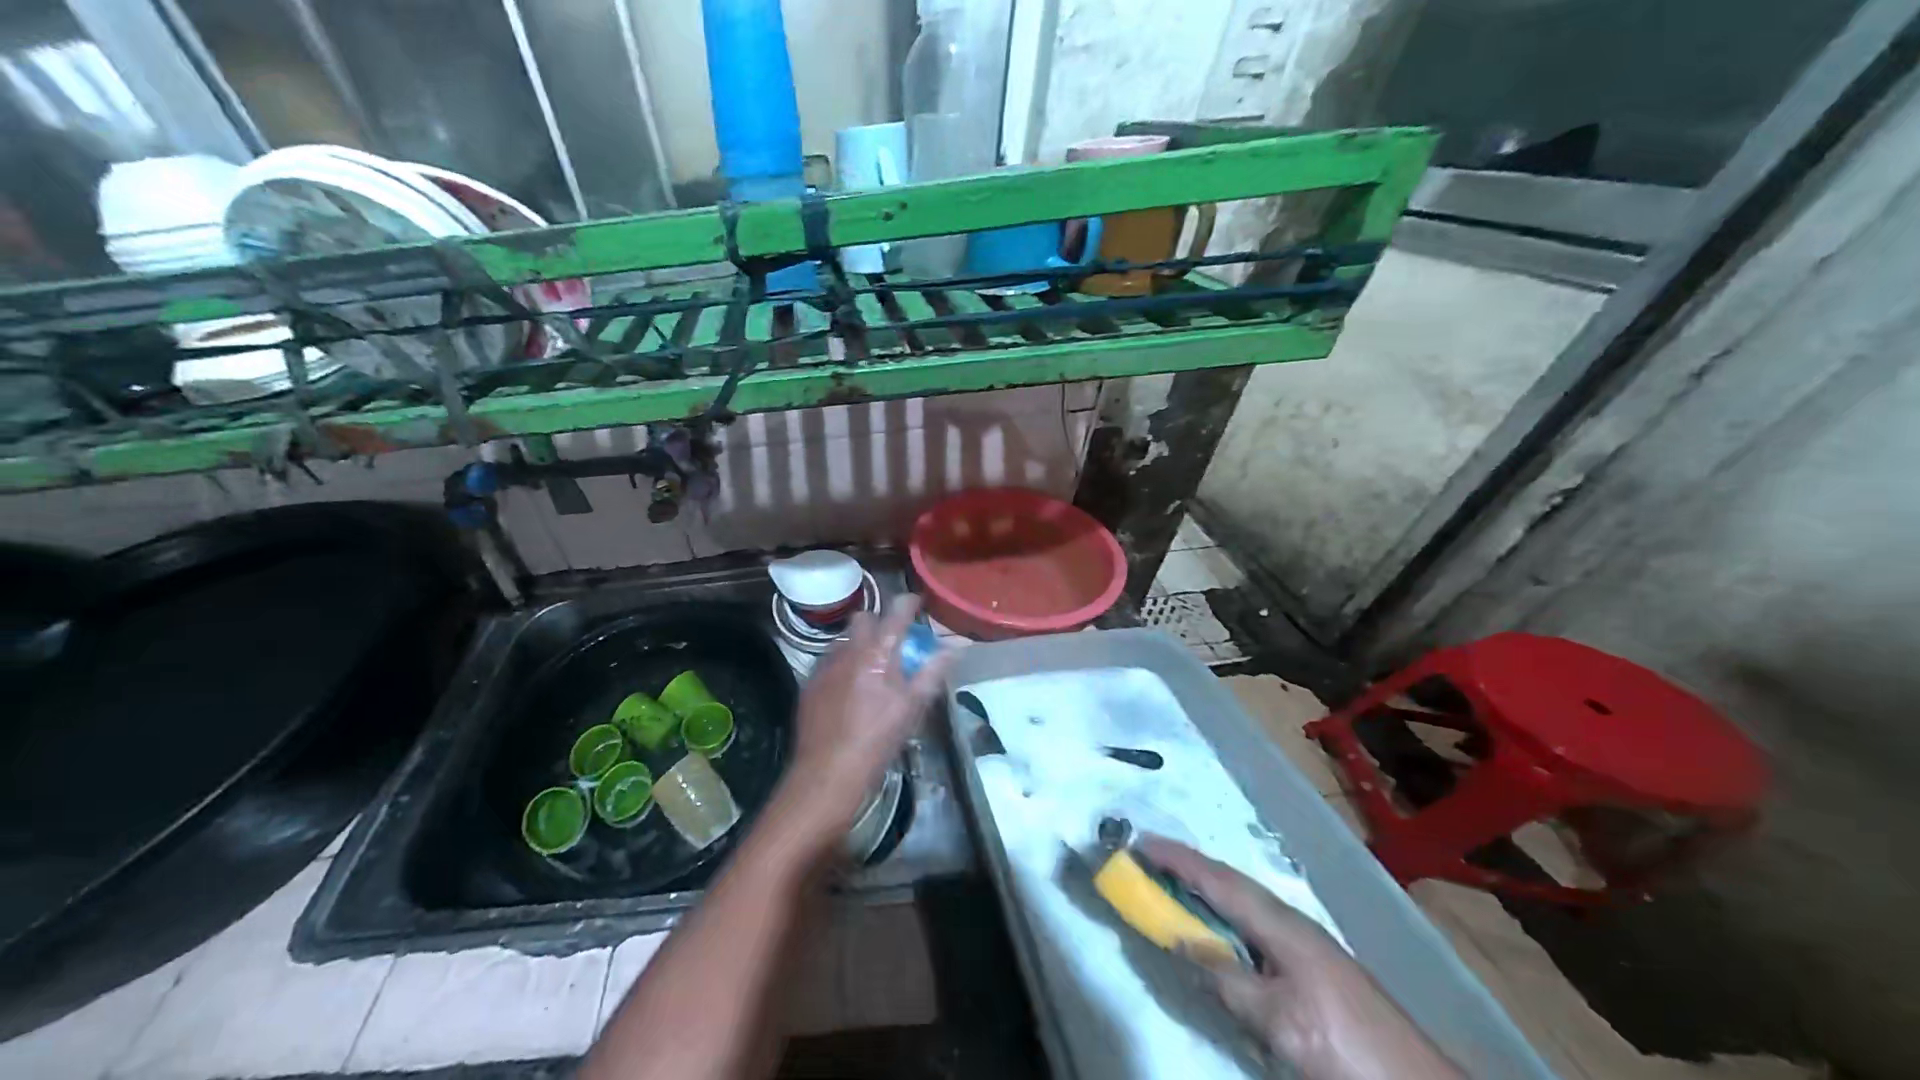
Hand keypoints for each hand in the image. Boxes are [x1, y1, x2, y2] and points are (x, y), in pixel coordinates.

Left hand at [778, 595, 953, 848]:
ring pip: (844, 641)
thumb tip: (956, 646)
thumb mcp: (913, 707)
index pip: (895, 613)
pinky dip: (844, 666)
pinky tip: (850, 691)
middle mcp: (847, 651)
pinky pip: (829, 662)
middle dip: (879, 623)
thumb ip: (932, 671)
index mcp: (876, 653)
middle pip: (863, 619)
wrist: (827, 773)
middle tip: (894, 642)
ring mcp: (824, 667)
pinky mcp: (809, 685)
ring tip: (872, 669)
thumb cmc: (878, 740)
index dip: (908, 603)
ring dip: (860, 645)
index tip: (917, 602)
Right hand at [1138, 836, 1464, 1079]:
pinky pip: (1254, 927)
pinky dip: (1224, 918)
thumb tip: (1181, 941)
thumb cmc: (1346, 1048)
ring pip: (1244, 905)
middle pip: (1231, 884)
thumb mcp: (1281, 1021)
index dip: (1179, 860)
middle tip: (1148, 858)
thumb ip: (1229, 980)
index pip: (1220, 881)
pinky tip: (1218, 932)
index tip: (1140, 841)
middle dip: (1188, 867)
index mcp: (1283, 926)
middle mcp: (1292, 924)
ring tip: (1173, 884)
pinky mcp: (1312, 968)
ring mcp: (1305, 945)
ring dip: (1206, 890)